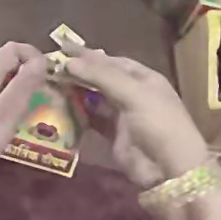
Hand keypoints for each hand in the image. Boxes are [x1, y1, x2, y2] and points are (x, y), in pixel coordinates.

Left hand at [0, 43, 48, 180]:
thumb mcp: (6, 111)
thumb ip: (24, 85)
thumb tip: (41, 61)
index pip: (12, 49)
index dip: (32, 54)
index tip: (49, 73)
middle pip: (6, 62)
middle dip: (29, 68)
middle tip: (47, 88)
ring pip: (3, 79)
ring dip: (22, 84)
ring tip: (37, 101)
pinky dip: (12, 97)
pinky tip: (19, 115)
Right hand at [63, 50, 211, 188]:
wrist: (169, 169)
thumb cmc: (158, 124)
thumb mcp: (134, 94)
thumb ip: (102, 76)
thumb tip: (70, 62)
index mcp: (144, 79)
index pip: (113, 62)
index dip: (89, 56)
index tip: (63, 50)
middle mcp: (133, 93)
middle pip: (102, 79)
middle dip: (79, 73)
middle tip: (51, 67)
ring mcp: (122, 115)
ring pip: (95, 98)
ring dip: (76, 92)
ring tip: (51, 84)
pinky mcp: (113, 135)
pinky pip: (92, 119)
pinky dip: (78, 113)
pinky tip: (61, 107)